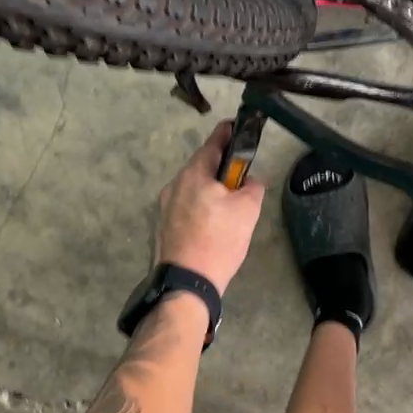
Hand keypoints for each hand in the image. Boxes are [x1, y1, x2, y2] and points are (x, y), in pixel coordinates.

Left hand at [153, 122, 265, 295]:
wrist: (185, 285)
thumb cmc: (218, 241)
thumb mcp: (248, 210)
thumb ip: (252, 187)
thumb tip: (247, 182)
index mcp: (194, 174)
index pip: (214, 141)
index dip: (229, 132)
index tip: (240, 128)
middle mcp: (174, 184)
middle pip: (201, 165)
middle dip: (221, 167)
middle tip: (240, 177)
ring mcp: (163, 206)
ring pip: (192, 187)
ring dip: (209, 189)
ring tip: (227, 208)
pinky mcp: (160, 226)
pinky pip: (184, 206)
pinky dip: (198, 207)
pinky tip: (210, 226)